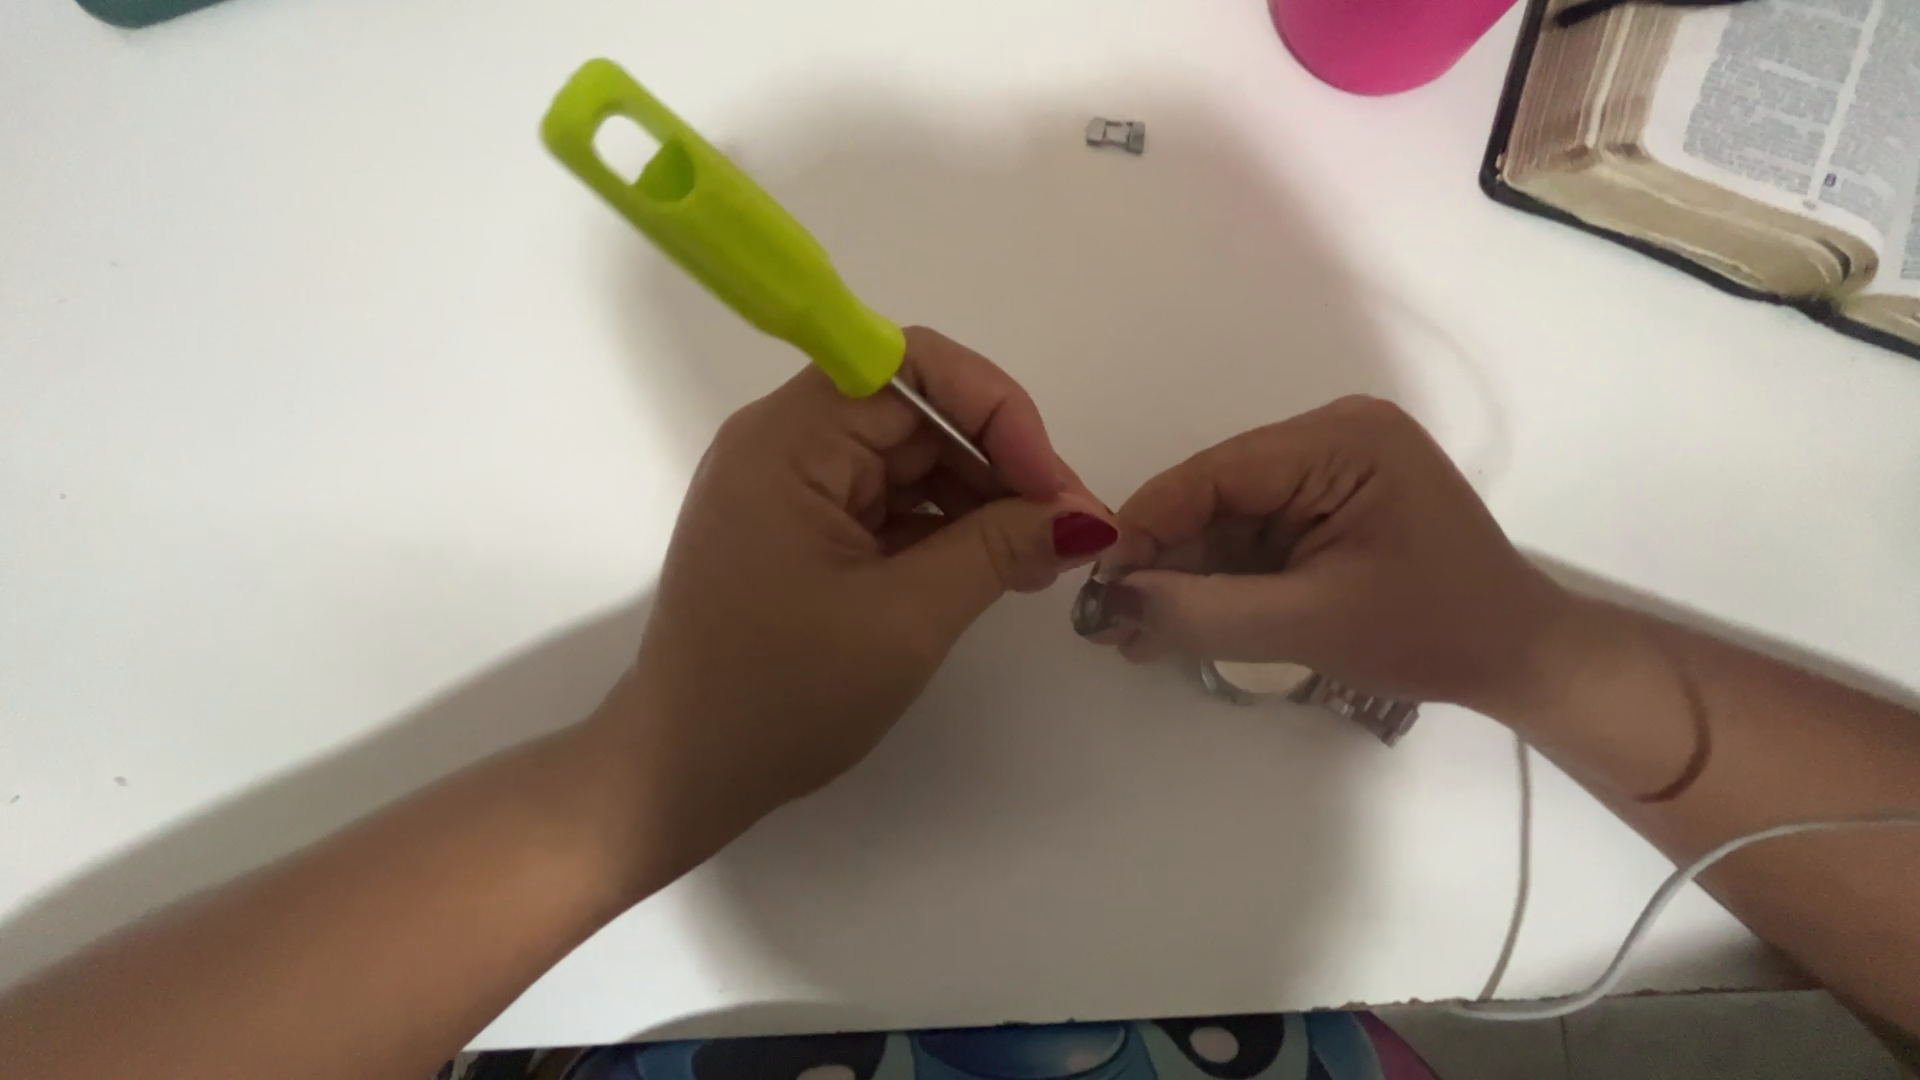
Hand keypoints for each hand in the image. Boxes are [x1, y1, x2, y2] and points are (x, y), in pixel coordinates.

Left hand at [592, 327, 1115, 869]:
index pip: (910, 368)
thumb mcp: (905, 619)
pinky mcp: (805, 529)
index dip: (995, 408)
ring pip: (910, 461)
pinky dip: (946, 529)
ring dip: (981, 500)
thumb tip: (1083, 517)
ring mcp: (794, 488)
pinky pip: (890, 503)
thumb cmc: (783, 696)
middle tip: (1068, 529)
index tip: (1048, 484)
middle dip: (1000, 463)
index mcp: (789, 441)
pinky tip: (993, 567)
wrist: (686, 773)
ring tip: (1040, 560)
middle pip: (916, 413)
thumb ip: (998, 550)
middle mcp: (786, 444)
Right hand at [1085, 396, 1572, 712]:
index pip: (1214, 475)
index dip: (1145, 526)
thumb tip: (1110, 604)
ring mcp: (1320, 474)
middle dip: (1158, 563)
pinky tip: (1168, 625)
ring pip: (1219, 525)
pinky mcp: (1316, 508)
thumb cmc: (1432, 634)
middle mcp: (1324, 441)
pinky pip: (1243, 542)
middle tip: (1106, 621)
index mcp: (1339, 441)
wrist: (1518, 660)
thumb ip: (1205, 613)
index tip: (1096, 583)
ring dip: (1176, 580)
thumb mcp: (1310, 625)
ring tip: (1129, 636)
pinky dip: (1209, 585)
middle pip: (1210, 499)